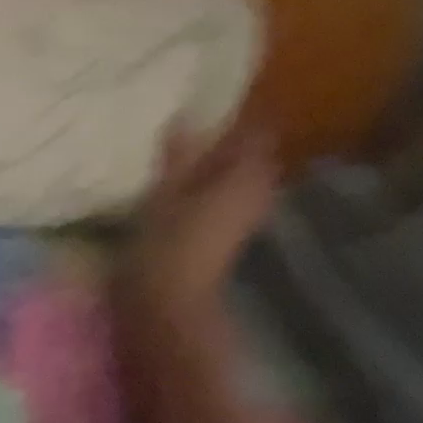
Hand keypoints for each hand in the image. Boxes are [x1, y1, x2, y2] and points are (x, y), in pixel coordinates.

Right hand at [126, 123, 278, 308]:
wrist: (168, 309)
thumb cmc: (164, 247)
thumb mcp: (163, 196)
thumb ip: (177, 158)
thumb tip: (184, 119)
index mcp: (247, 174)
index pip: (255, 132)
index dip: (234, 121)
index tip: (208, 113)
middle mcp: (258, 192)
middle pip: (252, 158)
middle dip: (227, 148)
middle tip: (194, 139)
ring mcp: (247, 219)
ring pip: (239, 183)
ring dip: (218, 174)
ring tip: (185, 168)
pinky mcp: (230, 241)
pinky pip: (228, 204)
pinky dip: (211, 196)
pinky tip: (185, 198)